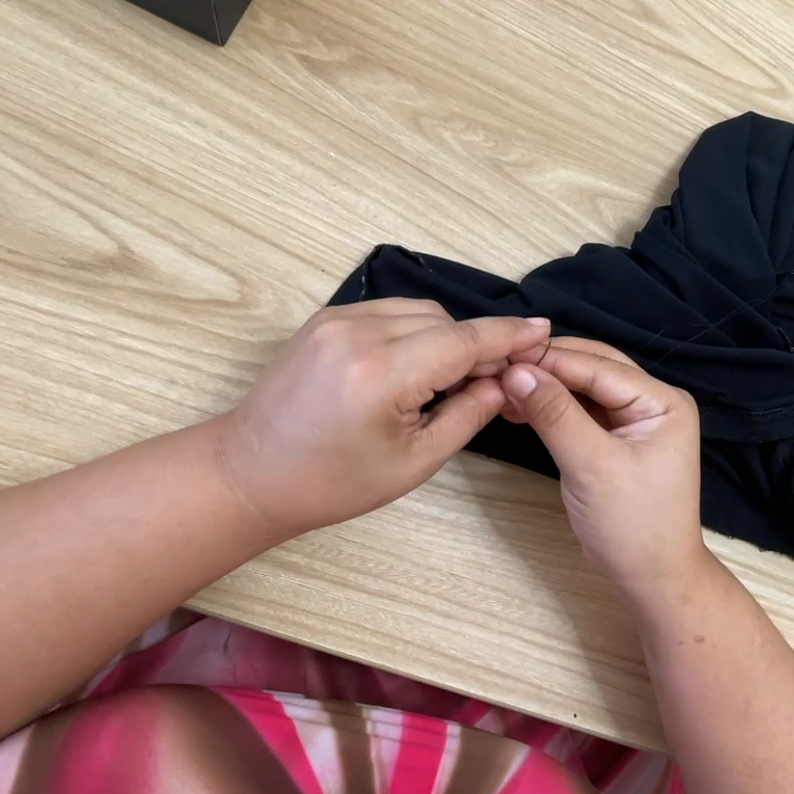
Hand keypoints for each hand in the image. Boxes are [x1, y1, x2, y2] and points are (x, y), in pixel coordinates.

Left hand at [214, 299, 549, 537]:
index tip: (544, 331)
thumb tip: (506, 382)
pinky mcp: (325, 318)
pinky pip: (391, 311)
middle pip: (445, 321)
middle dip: (477, 344)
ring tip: (451, 377)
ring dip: (446, 336)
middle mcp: (358, 332)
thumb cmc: (333, 482)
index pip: (464, 340)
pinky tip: (417, 364)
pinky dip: (416, 330)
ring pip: (420, 311)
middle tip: (495, 379)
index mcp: (382, 373)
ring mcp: (337, 319)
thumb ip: (468, 415)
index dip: (509, 335)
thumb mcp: (414, 462)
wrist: (249, 472)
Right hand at [499, 339, 709, 599]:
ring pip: (583, 389)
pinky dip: (550, 409)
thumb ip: (554, 415)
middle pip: (593, 368)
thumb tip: (515, 371)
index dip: (551, 360)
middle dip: (547, 368)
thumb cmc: (631, 524)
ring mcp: (634, 420)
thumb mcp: (591, 466)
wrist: (651, 578)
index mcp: (662, 401)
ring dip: (545, 388)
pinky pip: (580, 411)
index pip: (600, 366)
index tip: (503, 356)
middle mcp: (652, 401)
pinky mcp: (615, 438)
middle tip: (498, 366)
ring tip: (499, 387)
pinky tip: (517, 408)